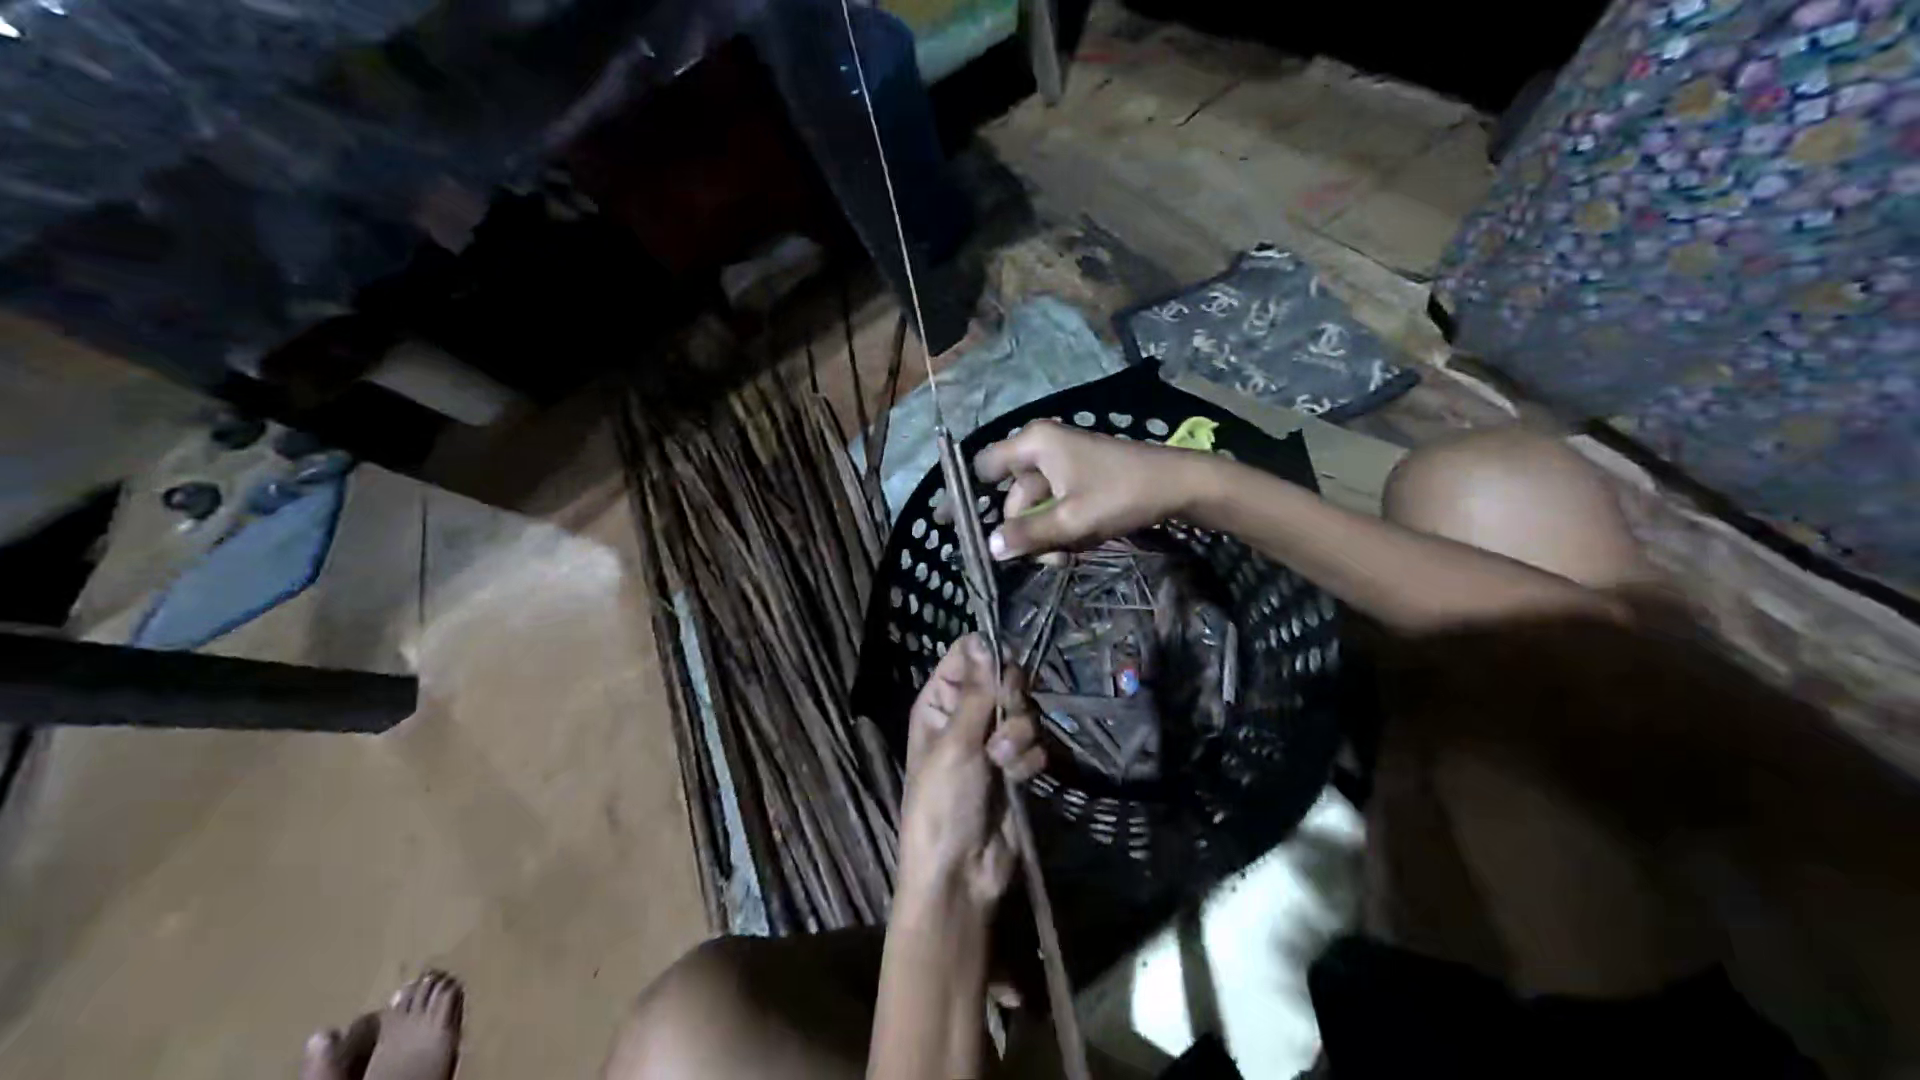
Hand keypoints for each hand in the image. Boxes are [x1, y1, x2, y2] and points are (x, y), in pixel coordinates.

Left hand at [900, 634, 1044, 912]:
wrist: (962, 871)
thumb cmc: (942, 802)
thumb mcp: (955, 742)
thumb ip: (977, 691)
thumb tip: (984, 639)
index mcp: (940, 701)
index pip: (968, 655)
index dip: (988, 656)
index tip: (1002, 668)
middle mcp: (967, 714)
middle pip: (1004, 679)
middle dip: (1009, 701)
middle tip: (1001, 723)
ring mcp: (994, 740)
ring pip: (1024, 711)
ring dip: (1019, 736)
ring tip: (1002, 763)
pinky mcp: (1018, 765)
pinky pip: (1037, 743)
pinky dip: (1030, 760)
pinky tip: (1016, 780)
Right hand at [971, 419, 1209, 560]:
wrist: (1178, 484)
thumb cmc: (1121, 494)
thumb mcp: (1072, 519)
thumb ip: (1028, 534)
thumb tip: (989, 548)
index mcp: (1033, 445)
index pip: (982, 467)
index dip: (966, 495)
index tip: (950, 525)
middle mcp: (1040, 448)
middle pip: (1012, 496)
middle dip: (1022, 530)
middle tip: (1041, 558)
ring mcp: (1060, 463)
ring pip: (1035, 506)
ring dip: (1044, 535)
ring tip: (1065, 555)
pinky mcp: (1077, 477)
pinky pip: (1054, 505)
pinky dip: (1060, 527)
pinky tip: (1076, 544)